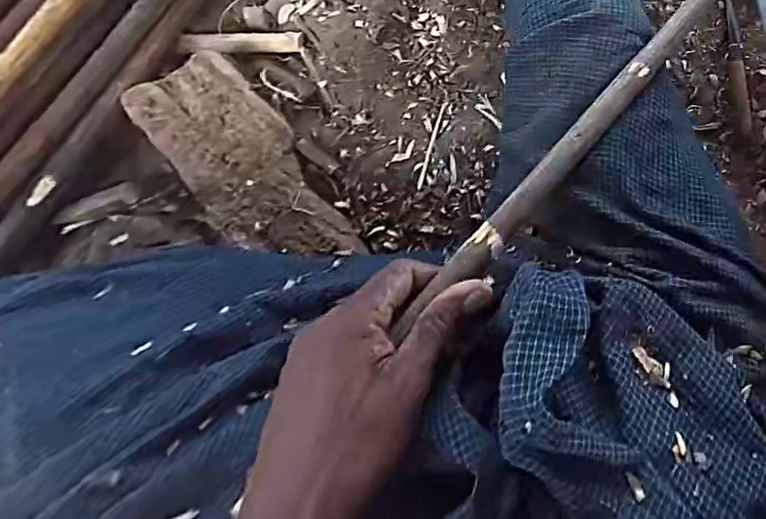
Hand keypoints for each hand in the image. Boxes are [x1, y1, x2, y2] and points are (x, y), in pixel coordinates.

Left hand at [241, 261, 490, 518]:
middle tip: (451, 339)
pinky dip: (377, 351)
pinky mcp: (298, 381)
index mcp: (346, 320)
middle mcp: (320, 327)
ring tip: (424, 366)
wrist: (289, 518)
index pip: (402, 271)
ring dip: (402, 332)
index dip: (440, 278)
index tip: (464, 304)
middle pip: (385, 295)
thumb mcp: (408, 381)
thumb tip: (476, 283)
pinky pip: (348, 346)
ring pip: (369, 321)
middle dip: (423, 308)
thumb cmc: (355, 446)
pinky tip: (388, 385)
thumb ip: (439, 324)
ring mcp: (304, 355)